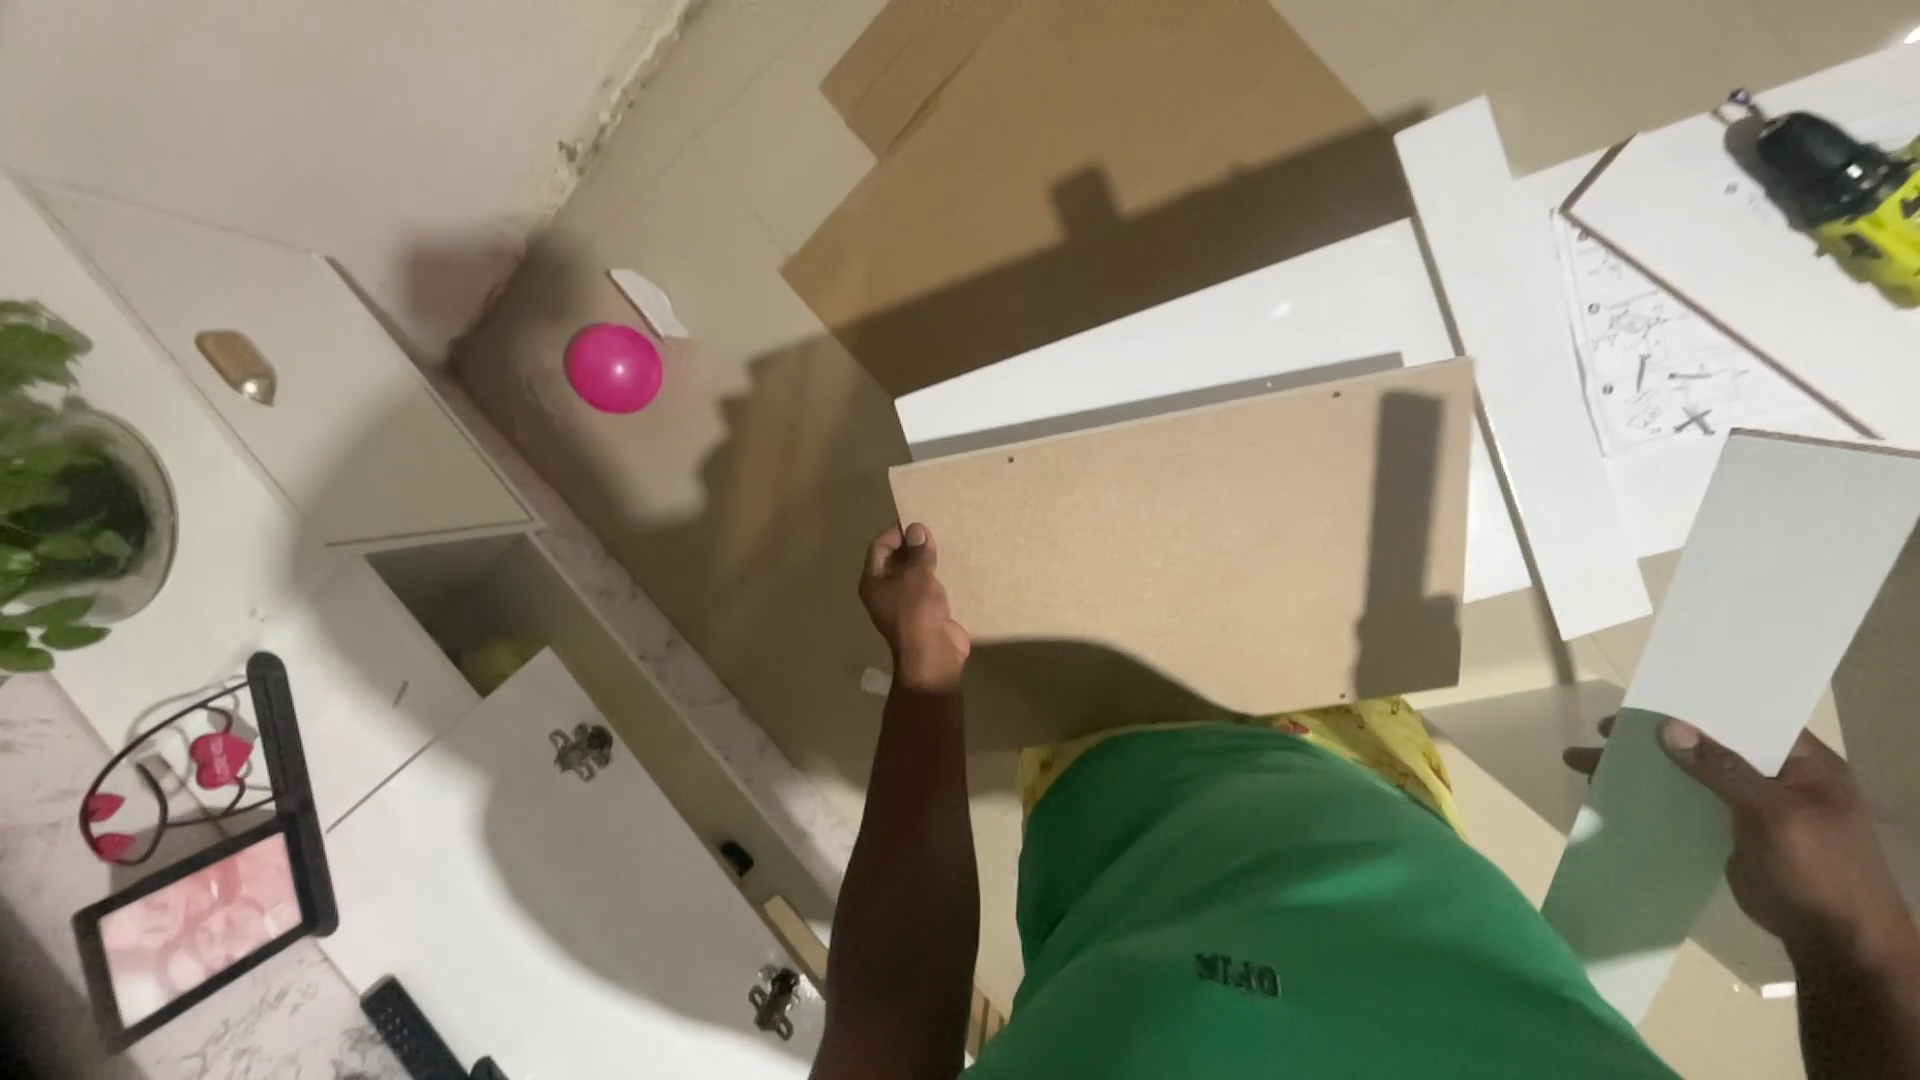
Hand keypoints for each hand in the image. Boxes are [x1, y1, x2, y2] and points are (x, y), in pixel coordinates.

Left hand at [859, 523, 969, 693]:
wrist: (933, 654)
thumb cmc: (916, 611)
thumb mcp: (916, 576)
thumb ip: (918, 551)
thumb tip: (917, 528)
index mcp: (873, 582)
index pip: (879, 547)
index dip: (896, 532)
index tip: (918, 521)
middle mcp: (885, 591)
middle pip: (897, 559)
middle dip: (914, 544)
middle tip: (935, 528)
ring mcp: (906, 603)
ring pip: (914, 573)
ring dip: (928, 560)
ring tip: (947, 542)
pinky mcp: (925, 611)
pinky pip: (929, 587)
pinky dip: (939, 576)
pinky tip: (955, 565)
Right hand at [1568, 718, 1917, 962]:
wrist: (1836, 942)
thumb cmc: (1819, 871)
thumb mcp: (1774, 815)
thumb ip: (1723, 770)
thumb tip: (1669, 726)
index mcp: (1804, 764)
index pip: (1746, 719)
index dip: (1697, 705)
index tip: (1645, 700)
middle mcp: (1776, 776)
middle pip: (1706, 743)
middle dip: (1652, 736)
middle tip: (1604, 730)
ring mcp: (1752, 803)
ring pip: (1687, 772)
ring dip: (1641, 766)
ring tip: (1584, 762)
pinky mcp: (1729, 827)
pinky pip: (1684, 799)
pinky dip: (1650, 792)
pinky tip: (1613, 791)